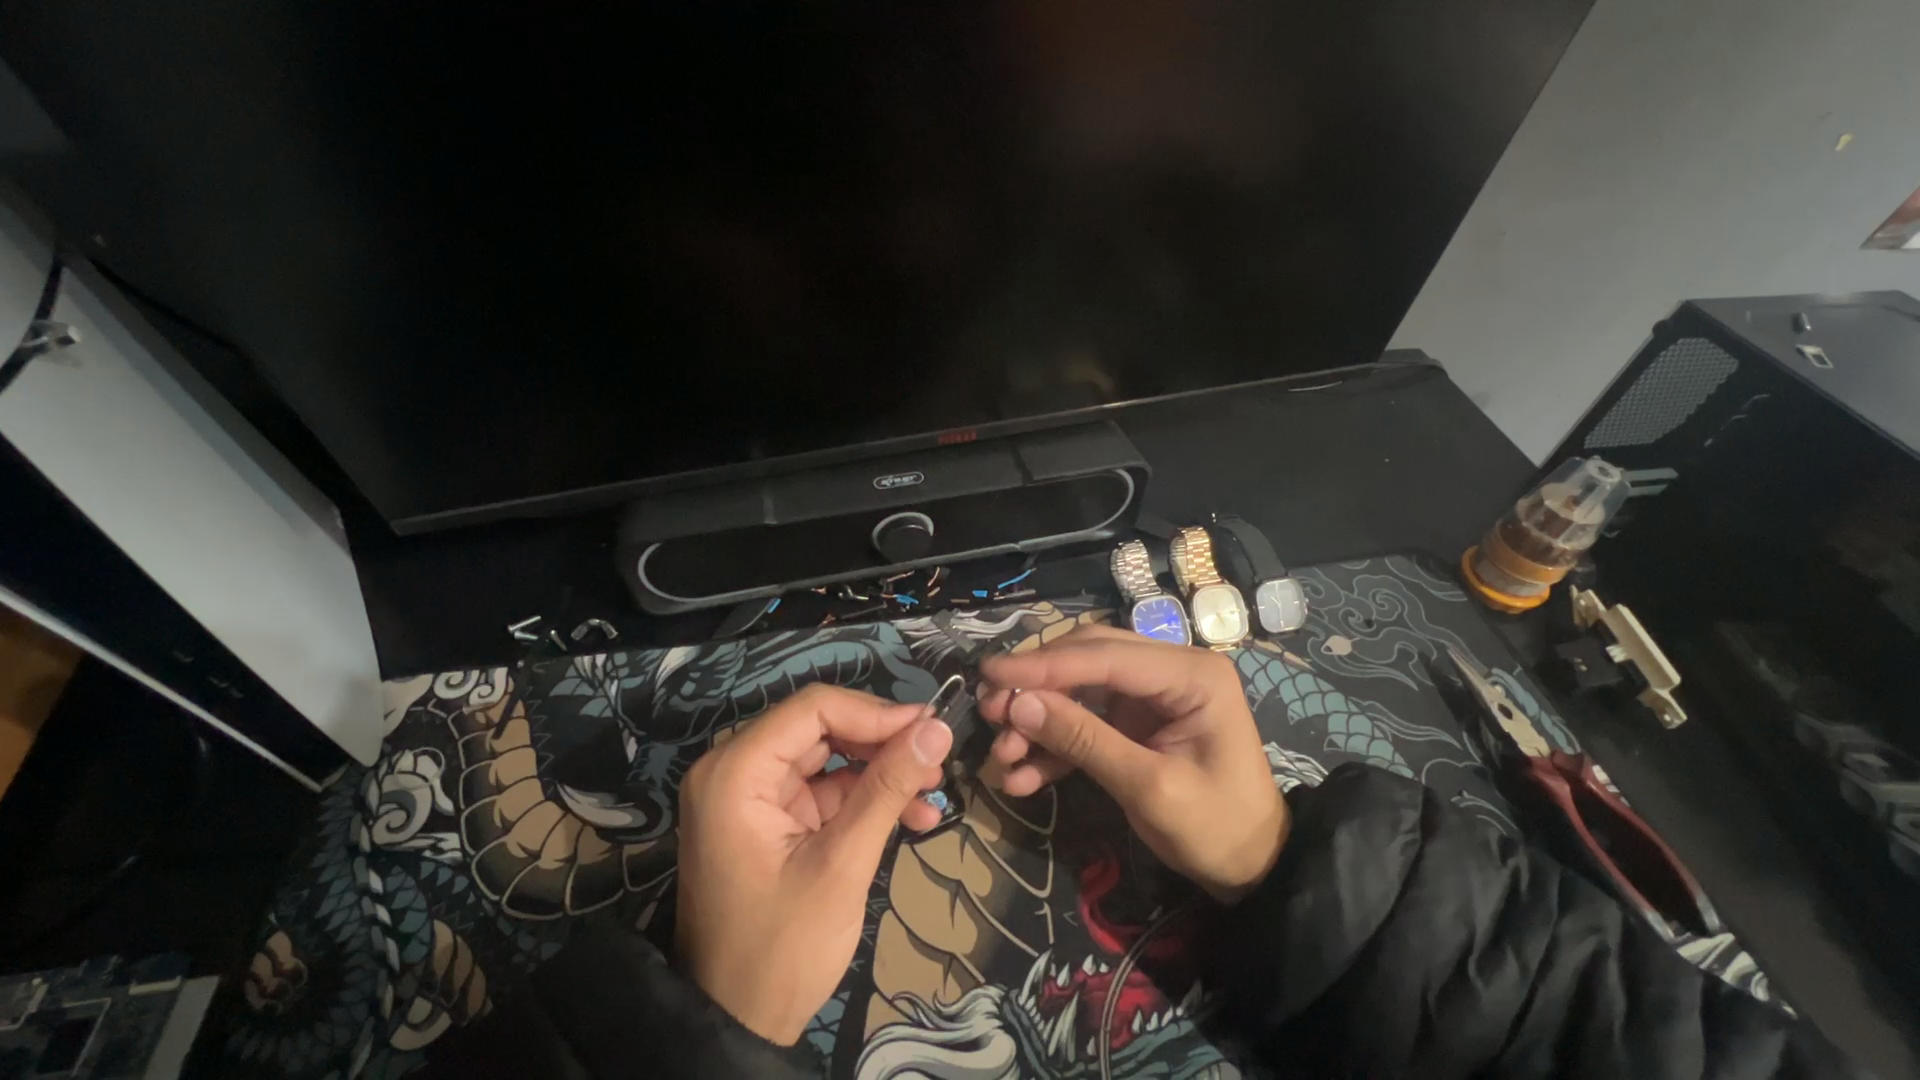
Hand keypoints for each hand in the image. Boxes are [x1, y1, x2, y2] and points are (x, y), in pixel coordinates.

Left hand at [675, 683, 952, 1044]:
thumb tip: (937, 728)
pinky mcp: (772, 822)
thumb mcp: (842, 864)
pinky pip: (826, 793)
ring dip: (882, 774)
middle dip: (884, 745)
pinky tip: (915, 816)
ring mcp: (754, 798)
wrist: (738, 1024)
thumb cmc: (782, 947)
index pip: (813, 708)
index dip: (876, 713)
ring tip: (934, 792)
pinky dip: (866, 801)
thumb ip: (887, 788)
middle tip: (938, 761)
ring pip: (831, 760)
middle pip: (823, 730)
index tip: (931, 728)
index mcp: (736, 772)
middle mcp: (737, 771)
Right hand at [977, 625, 1286, 901]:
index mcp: (1189, 674)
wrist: (1253, 869)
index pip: (1103, 655)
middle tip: (989, 711)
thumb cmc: (1216, 828)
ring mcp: (1152, 696)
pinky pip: (1087, 720)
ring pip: (1080, 688)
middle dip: (1036, 687)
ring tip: (1002, 755)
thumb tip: (1019, 706)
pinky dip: (1054, 745)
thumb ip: (1084, 741)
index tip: (990, 673)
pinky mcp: (1137, 721)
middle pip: (1087, 659)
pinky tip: (1023, 777)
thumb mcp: (1149, 787)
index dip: (1042, 665)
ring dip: (1039, 719)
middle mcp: (1171, 671)